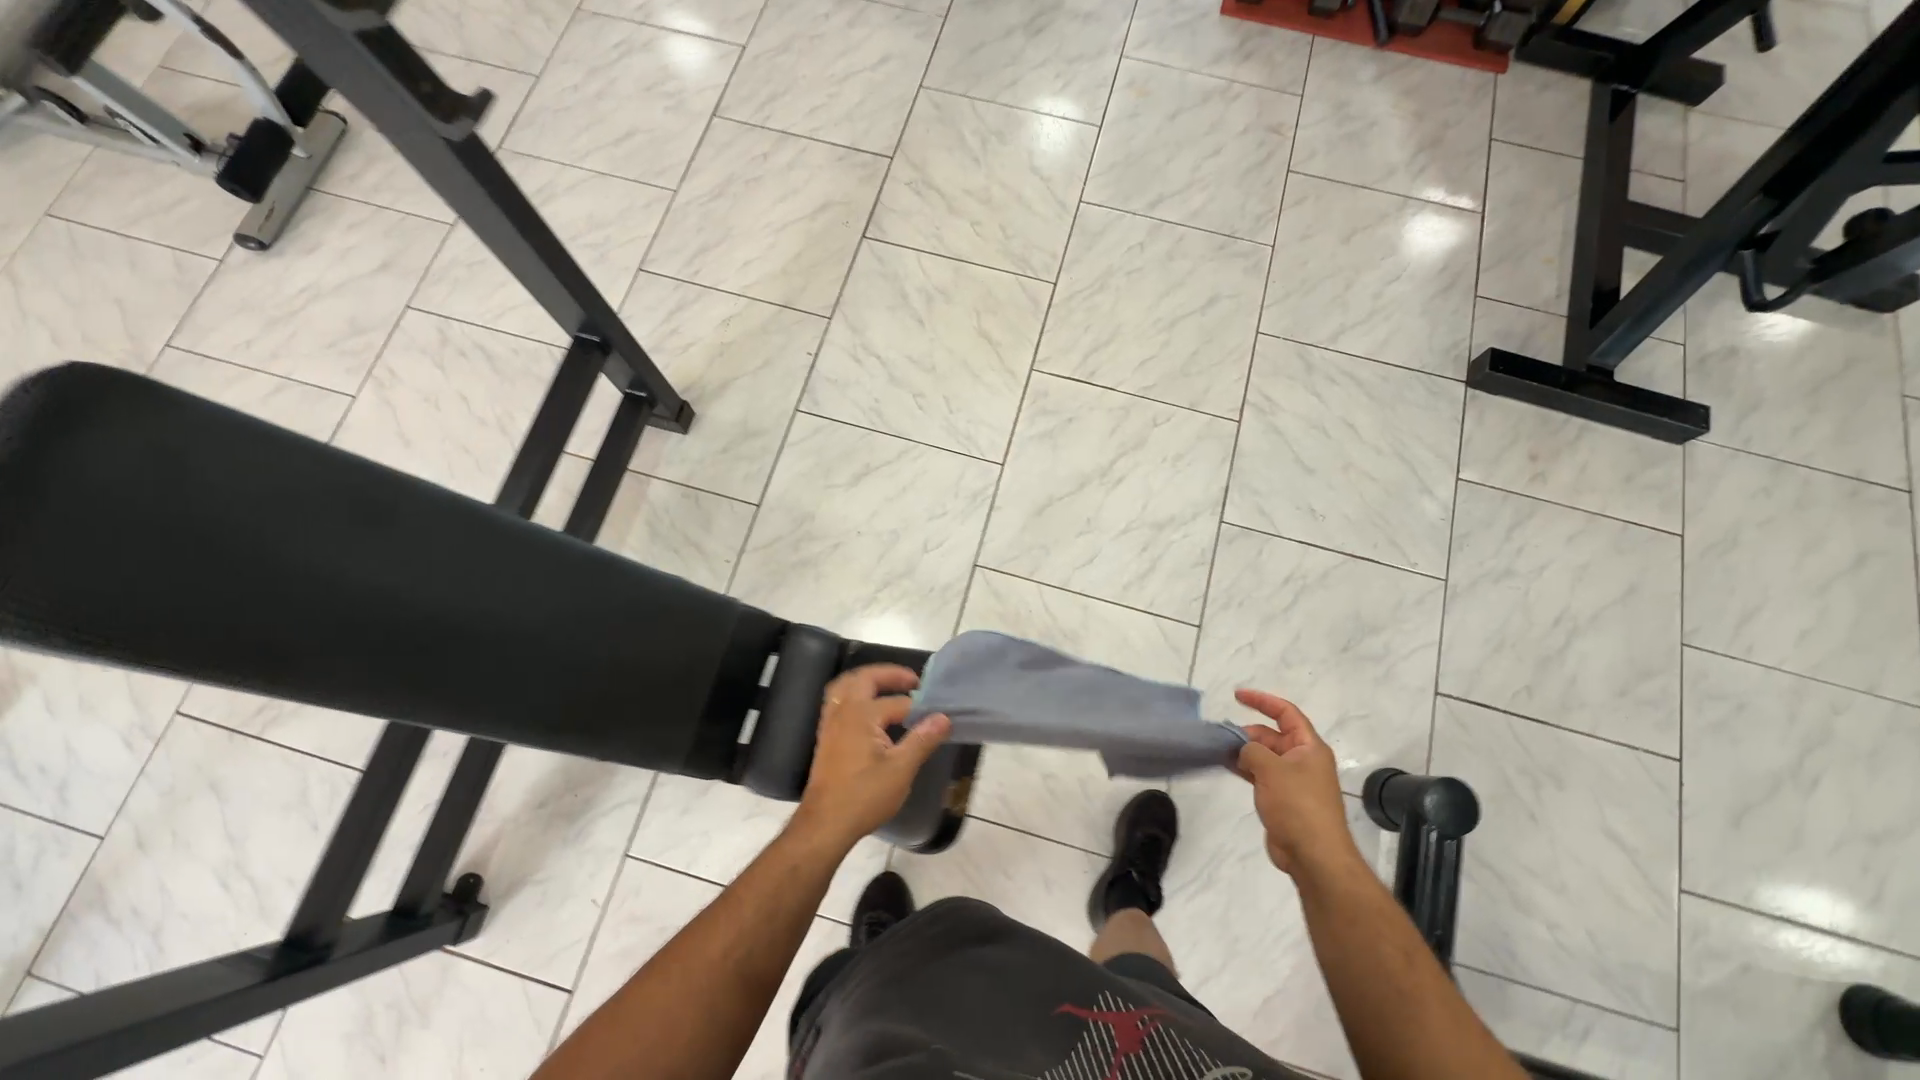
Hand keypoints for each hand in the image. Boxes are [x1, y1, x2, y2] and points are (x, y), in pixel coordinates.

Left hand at [791, 664, 951, 851]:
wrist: (826, 823)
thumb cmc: (865, 796)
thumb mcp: (901, 769)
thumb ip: (922, 739)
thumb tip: (943, 717)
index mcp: (862, 714)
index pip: (898, 703)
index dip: (921, 708)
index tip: (940, 715)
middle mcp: (843, 711)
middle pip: (864, 678)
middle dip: (889, 675)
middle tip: (913, 681)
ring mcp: (831, 723)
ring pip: (845, 687)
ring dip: (868, 682)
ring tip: (889, 689)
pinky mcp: (826, 737)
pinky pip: (838, 702)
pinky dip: (855, 696)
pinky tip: (869, 712)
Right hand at [1233, 689, 1361, 877]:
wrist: (1313, 854)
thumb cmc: (1297, 805)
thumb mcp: (1272, 770)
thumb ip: (1252, 751)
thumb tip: (1242, 750)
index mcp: (1309, 747)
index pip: (1286, 713)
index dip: (1263, 701)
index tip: (1236, 696)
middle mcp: (1303, 760)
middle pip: (1273, 736)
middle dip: (1247, 732)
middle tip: (1220, 735)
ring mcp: (1293, 781)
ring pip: (1265, 756)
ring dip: (1243, 751)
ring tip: (1218, 749)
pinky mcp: (1283, 799)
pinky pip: (1261, 775)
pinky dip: (1245, 769)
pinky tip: (1227, 767)